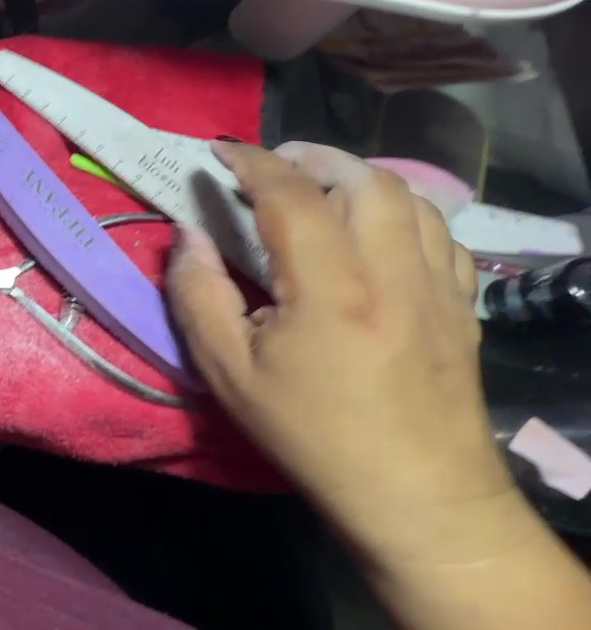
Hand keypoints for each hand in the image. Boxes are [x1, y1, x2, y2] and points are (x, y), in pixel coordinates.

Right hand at [166, 142, 515, 566]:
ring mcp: (439, 292)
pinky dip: (400, 215)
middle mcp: (394, 277)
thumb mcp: (225, 368)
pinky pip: (440, 236)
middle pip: (369, 181)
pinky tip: (368, 232)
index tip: (218, 151)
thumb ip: (196, 291)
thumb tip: (188, 233)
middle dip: (313, 157)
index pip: (294, 195)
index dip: (252, 161)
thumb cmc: (308, 432)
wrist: (418, 498)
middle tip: (269, 166)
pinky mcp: (462, 310)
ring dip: (359, 180)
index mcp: (331, 290)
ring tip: (316, 189)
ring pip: (414, 201)